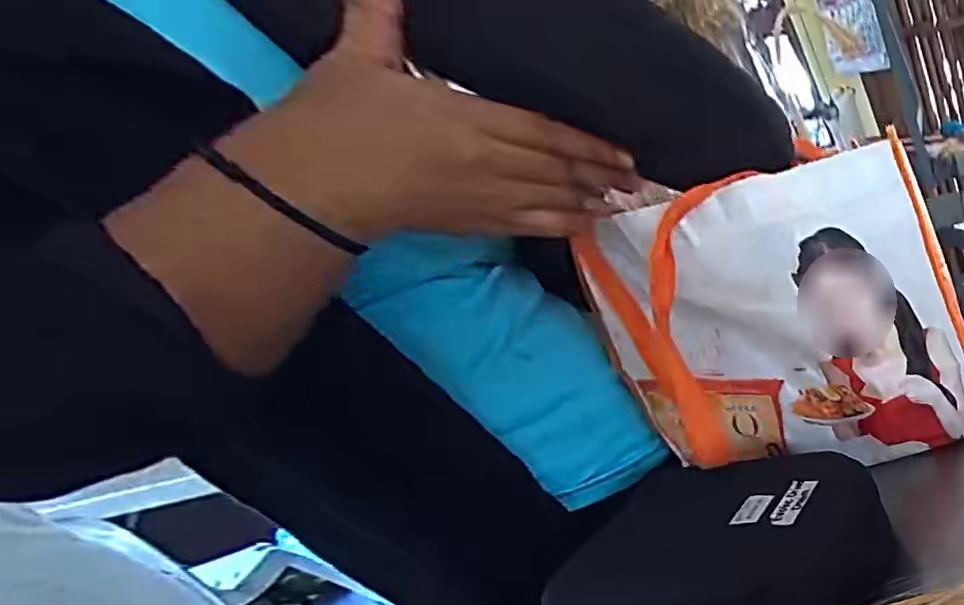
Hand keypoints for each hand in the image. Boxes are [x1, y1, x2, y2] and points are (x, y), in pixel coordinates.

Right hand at [215, 0, 640, 242]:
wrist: (324, 183)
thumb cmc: (339, 117)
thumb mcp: (360, 57)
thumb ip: (382, 19)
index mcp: (469, 119)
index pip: (547, 134)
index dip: (589, 144)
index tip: (622, 152)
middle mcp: (492, 163)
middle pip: (562, 169)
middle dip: (604, 173)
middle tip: (639, 179)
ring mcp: (493, 197)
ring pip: (559, 199)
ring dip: (595, 199)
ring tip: (626, 199)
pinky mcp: (486, 223)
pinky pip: (540, 225)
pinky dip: (570, 225)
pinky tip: (591, 222)